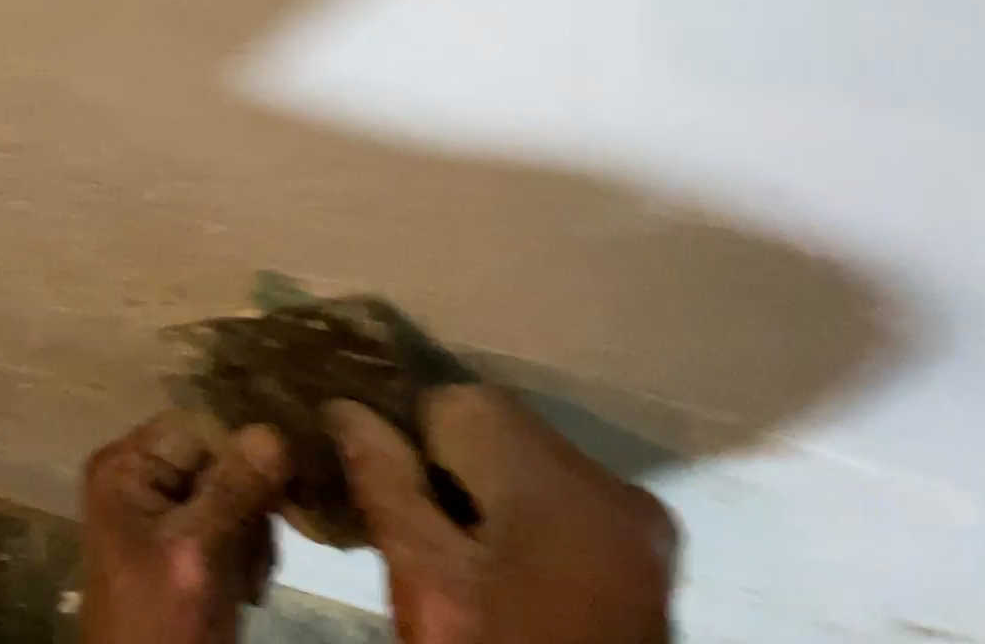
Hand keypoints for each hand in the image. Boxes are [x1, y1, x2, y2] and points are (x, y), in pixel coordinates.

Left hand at [81, 412, 288, 643]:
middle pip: (221, 455)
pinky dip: (251, 551)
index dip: (246, 448)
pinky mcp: (189, 541)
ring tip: (251, 578)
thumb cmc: (158, 627)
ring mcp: (165, 508)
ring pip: (236, 489)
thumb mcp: (194, 555)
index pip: (200, 425)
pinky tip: (249, 586)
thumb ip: (233, 490)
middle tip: (266, 545)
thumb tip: (274, 430)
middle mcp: (143, 473)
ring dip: (255, 531)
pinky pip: (235, 522)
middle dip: (252, 500)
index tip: (292, 479)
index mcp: (128, 464)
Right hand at [325, 388, 677, 643]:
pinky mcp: (641, 550)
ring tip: (443, 537)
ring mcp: (637, 520)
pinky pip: (554, 491)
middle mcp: (613, 485)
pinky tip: (490, 554)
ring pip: (521, 455)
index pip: (456, 401)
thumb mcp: (425, 583)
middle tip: (406, 514)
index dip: (405, 431)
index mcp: (562, 487)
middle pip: (494, 424)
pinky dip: (513, 505)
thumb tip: (343, 406)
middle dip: (440, 456)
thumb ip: (384, 481)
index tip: (377, 475)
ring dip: (475, 480)